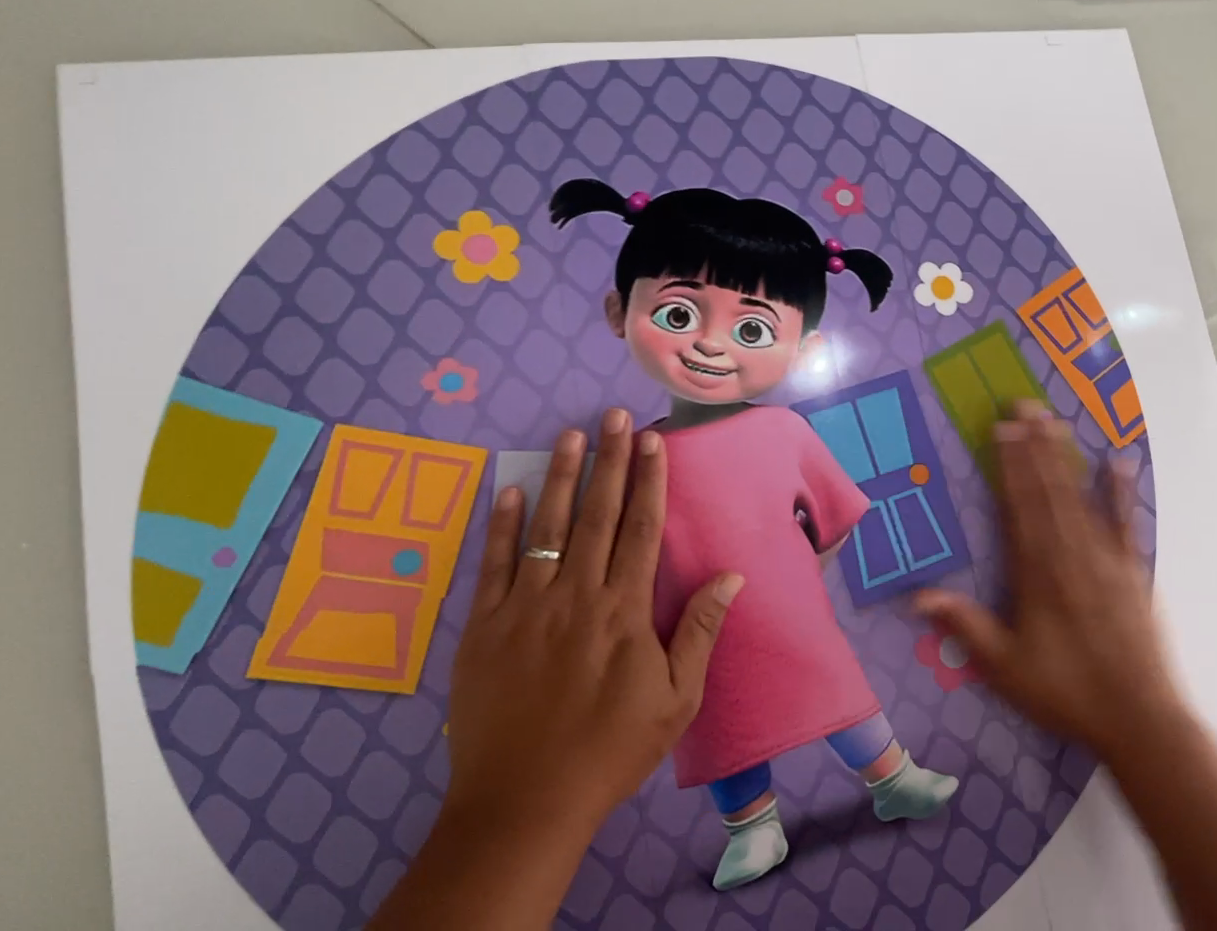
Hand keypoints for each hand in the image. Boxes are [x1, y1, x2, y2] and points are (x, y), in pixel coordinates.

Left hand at [444, 411, 743, 838]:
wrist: (524, 801)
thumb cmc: (611, 750)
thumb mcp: (677, 699)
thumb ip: (699, 631)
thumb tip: (731, 575)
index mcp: (624, 610)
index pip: (641, 529)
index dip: (649, 481)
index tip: (653, 442)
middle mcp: (576, 595)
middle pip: (597, 514)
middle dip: (610, 461)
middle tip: (616, 415)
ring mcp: (526, 607)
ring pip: (547, 527)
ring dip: (561, 477)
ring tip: (571, 434)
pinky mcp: (485, 626)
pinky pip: (495, 564)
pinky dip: (504, 525)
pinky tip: (513, 491)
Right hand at [915, 401, 1183, 762]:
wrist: (1139, 718)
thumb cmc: (1066, 692)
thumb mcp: (1005, 667)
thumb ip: (965, 625)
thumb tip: (917, 595)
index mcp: (1037, 574)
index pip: (1019, 508)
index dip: (1009, 466)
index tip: (1001, 430)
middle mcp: (1071, 555)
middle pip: (1048, 490)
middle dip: (1035, 446)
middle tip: (1023, 404)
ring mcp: (1107, 559)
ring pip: (1080, 497)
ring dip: (1064, 457)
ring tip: (1052, 420)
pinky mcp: (1134, 570)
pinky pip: (1125, 522)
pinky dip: (1120, 491)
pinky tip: (1116, 462)